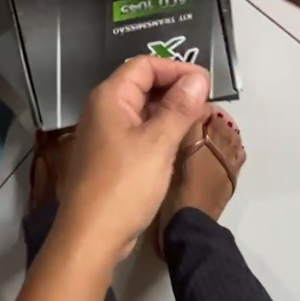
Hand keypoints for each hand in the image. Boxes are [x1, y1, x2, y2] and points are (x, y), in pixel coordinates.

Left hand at [55, 57, 210, 261]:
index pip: (145, 65)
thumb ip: (179, 108)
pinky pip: (139, 131)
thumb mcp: (158, 143)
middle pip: (142, 84)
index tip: (207, 82)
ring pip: (142, 109)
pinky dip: (161, 130)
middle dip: (176, 88)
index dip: (177, 68)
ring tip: (201, 119)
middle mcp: (104, 109)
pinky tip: (180, 141)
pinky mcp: (111, 156)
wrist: (91, 235)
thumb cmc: (124, 184)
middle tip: (208, 102)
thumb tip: (198, 78)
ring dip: (170, 110)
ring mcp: (105, 133)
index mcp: (110, 97)